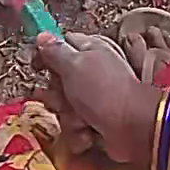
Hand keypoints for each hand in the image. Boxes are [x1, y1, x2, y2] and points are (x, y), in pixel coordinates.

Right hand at [33, 32, 158, 162]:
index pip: (60, 47)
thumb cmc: (103, 90)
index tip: (37, 66)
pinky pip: (73, 130)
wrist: (132, 128)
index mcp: (88, 53)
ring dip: (70, 118)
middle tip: (66, 98)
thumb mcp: (75, 65)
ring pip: (62, 109)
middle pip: (56, 83)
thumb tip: (42, 35)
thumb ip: (55, 52)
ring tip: (83, 120)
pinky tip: (89, 134)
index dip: (46, 56)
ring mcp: (92, 101)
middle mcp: (89, 75)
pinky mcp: (94, 125)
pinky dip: (80, 134)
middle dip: (57, 96)